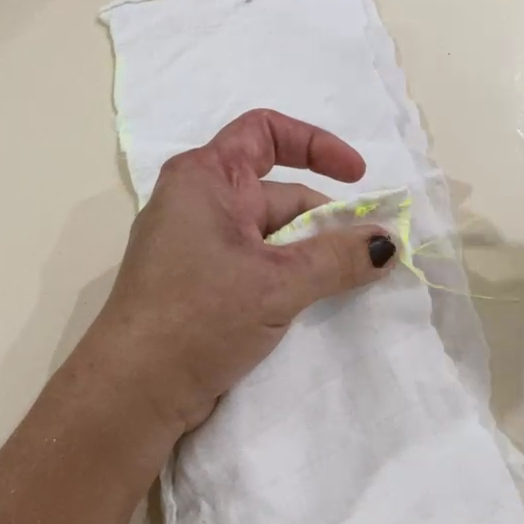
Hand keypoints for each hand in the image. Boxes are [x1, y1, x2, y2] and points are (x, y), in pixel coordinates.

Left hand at [74, 109, 397, 434]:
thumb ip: (337, 259)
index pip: (265, 133)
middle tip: (366, 259)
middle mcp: (198, 203)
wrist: (136, 389)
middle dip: (324, 222)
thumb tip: (387, 244)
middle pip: (277, 194)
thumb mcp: (277, 284)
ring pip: (270, 237)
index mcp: (205, 178)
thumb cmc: (199, 317)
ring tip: (347, 285)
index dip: (316, 145)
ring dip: (309, 256)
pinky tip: (313, 303)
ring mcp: (197, 248)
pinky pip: (256, 267)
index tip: (358, 178)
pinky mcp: (201, 287)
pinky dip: (288, 278)